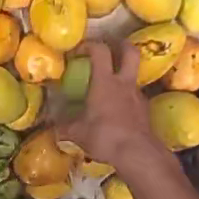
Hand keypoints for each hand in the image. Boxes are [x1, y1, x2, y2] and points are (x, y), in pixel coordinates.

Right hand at [65, 41, 168, 171]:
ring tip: (112, 86)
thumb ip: (65, 128)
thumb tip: (53, 130)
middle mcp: (124, 83)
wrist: (137, 153)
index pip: (100, 51)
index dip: (90, 45)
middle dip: (122, 45)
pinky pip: (136, 97)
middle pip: (130, 52)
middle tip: (113, 47)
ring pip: (134, 76)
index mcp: (105, 82)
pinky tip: (119, 110)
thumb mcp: (78, 133)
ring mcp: (138, 96)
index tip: (79, 50)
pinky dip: (127, 98)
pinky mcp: (145, 110)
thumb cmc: (105, 136)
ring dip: (124, 75)